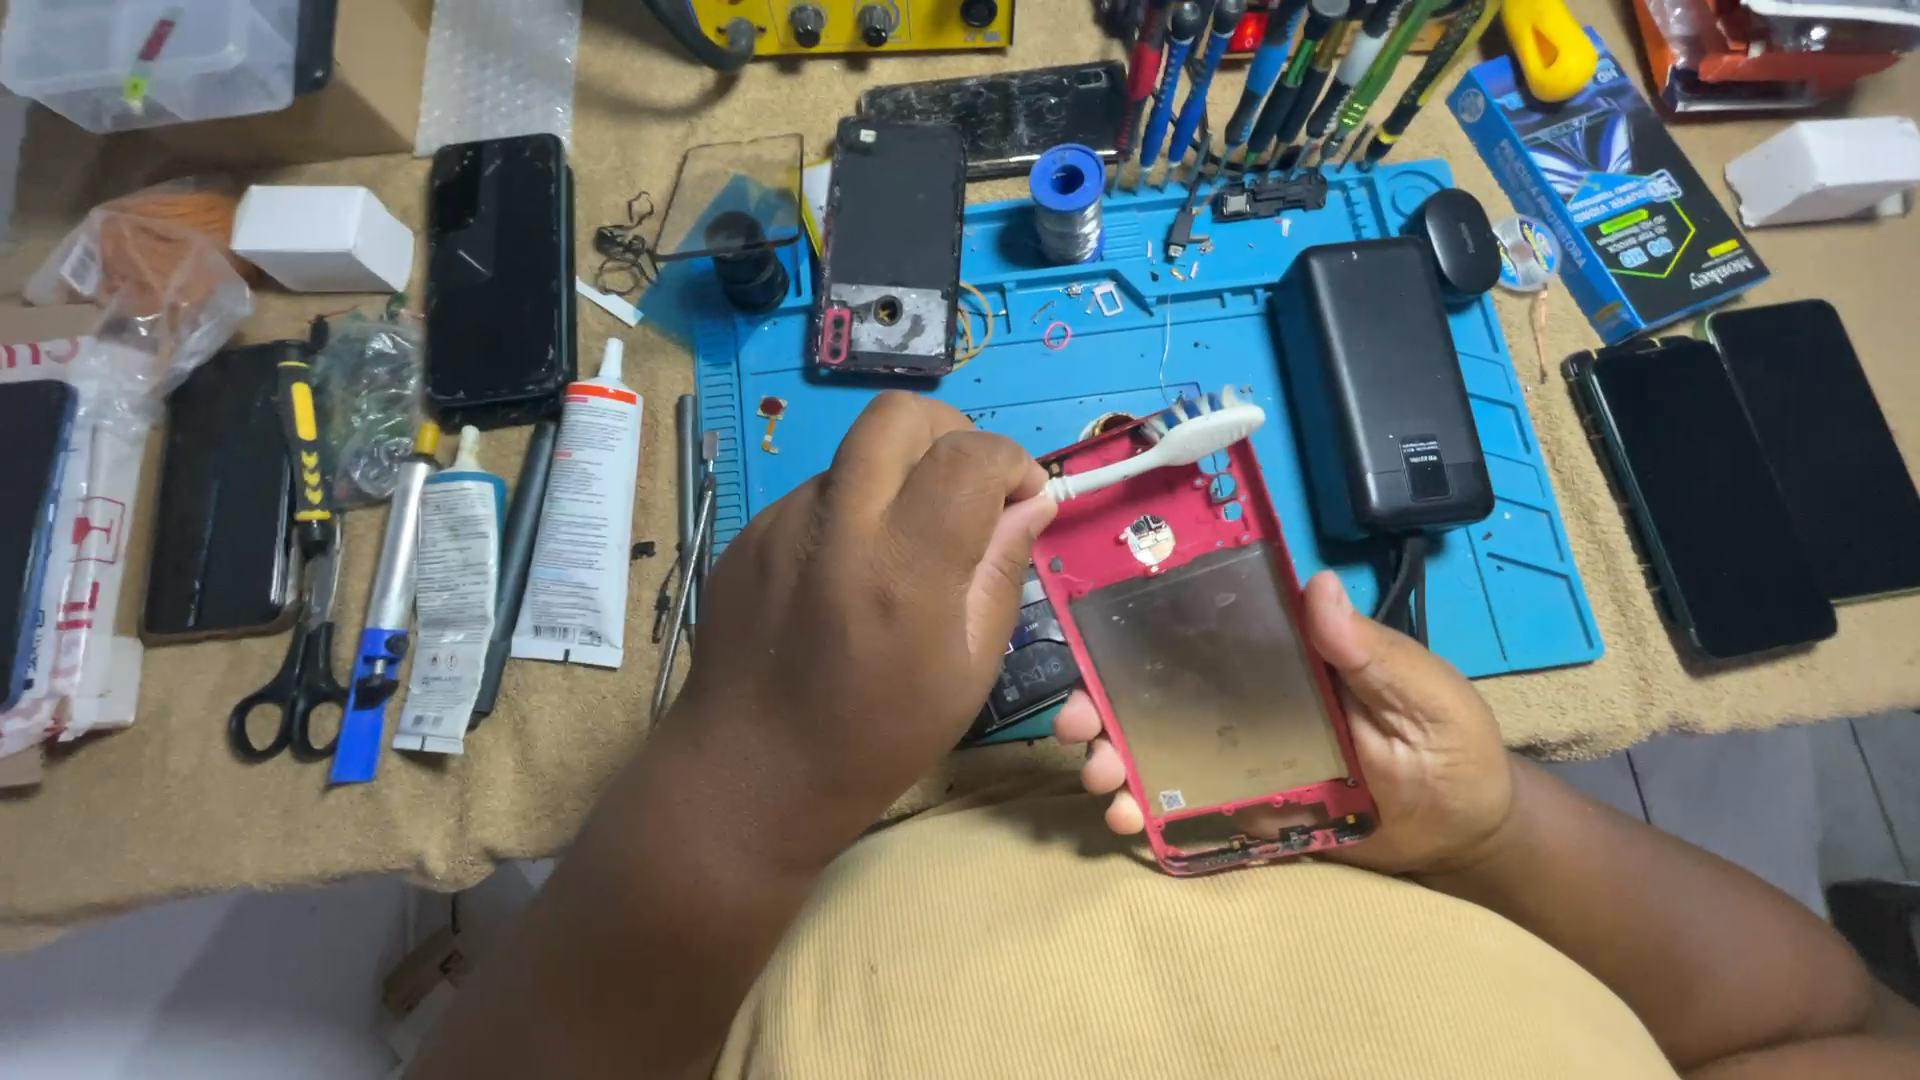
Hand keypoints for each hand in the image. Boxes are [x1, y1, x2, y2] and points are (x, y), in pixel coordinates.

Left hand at [672, 392, 1056, 859]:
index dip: (1012, 462)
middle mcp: (837, 526)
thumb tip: (1031, 503)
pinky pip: (819, 493)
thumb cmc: (876, 740)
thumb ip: (1001, 572)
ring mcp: (781, 524)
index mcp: (903, 569)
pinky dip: (854, 510)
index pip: (969, 456)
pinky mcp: (749, 535)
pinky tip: (849, 574)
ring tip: (902, 547)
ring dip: (898, 477)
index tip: (1022, 499)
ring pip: (857, 453)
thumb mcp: (967, 671)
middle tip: (965, 493)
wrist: (748, 775)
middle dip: (950, 434)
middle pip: (899, 414)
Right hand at [1054, 570, 1514, 875]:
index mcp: (1272, 661)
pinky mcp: (1239, 811)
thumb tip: (1319, 583)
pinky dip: (1147, 814)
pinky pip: (1182, 809)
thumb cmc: (1451, 746)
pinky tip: (1129, 824)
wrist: (1467, 837)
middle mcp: (1238, 704)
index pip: (1192, 637)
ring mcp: (1233, 760)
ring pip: (1154, 752)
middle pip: (1152, 697)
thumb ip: (1372, 650)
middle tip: (1074, 730)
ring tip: (1101, 785)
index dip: (1133, 638)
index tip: (1089, 647)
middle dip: (1100, 708)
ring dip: (1112, 761)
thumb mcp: (1424, 692)